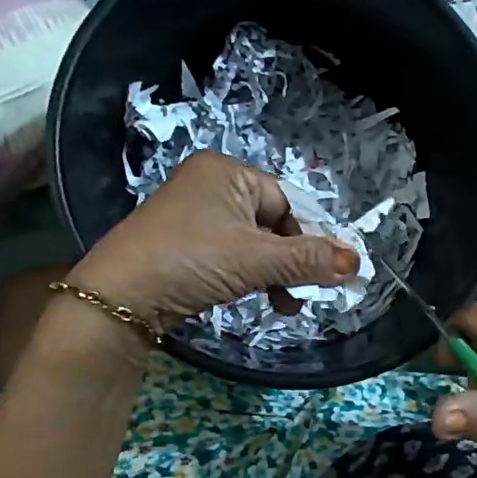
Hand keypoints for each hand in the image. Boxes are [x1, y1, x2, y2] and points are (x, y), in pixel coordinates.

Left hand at [67, 151, 358, 331]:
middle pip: (277, 224)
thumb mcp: (257, 259)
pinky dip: (256, 277)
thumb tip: (358, 264)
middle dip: (296, 261)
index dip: (312, 238)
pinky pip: (238, 255)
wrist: (118, 299)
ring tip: (290, 305)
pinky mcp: (190, 245)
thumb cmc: (191, 260)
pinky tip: (268, 301)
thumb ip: (309, 260)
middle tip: (310, 292)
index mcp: (228, 172)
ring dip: (280, 275)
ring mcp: (199, 217)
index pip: (290, 203)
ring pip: (260, 244)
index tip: (331, 271)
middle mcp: (214, 187)